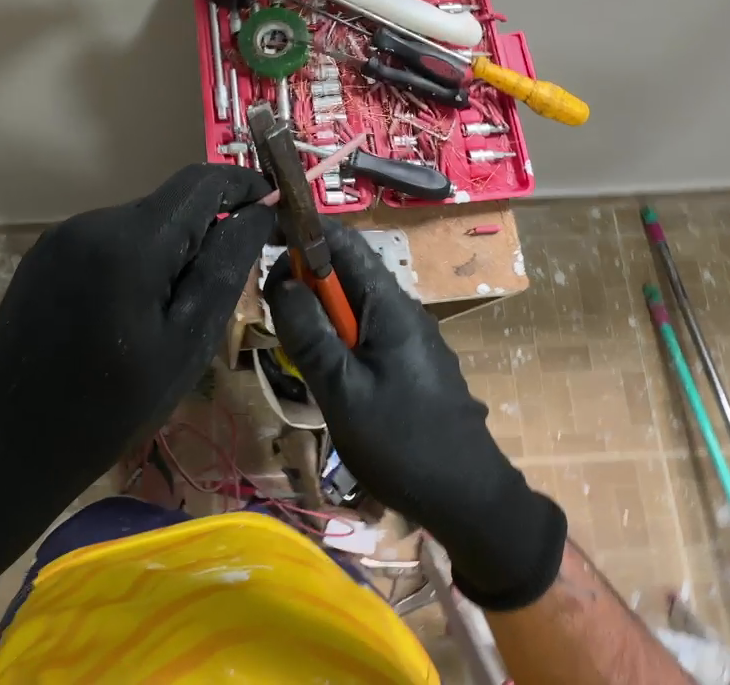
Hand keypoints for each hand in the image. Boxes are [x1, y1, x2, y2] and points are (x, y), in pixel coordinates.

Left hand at [0, 164, 274, 614]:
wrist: (9, 443)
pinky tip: (133, 315)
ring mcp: (62, 237)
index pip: (203, 182)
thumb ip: (226, 267)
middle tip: (230, 288)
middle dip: (210, 231)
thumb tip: (260, 212)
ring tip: (177, 316)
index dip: (246, 186)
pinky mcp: (45, 257)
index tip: (276, 208)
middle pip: (172, 205)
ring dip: (173, 251)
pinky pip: (109, 243)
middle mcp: (93, 222)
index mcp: (131, 240)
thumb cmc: (111, 406)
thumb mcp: (187, 342)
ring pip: (142, 225)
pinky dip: (138, 262)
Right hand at [265, 222, 566, 610]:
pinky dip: (336, 338)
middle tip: (269, 309)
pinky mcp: (410, 364)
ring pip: (353, 305)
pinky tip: (324, 373)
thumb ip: (308, 333)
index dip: (302, 230)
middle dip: (303, 279)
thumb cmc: (400, 441)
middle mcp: (402, 310)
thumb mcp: (341, 389)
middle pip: (346, 272)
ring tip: (291, 346)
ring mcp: (409, 338)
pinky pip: (365, 333)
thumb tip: (281, 280)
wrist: (467, 498)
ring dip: (318, 313)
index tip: (262, 236)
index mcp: (389, 305)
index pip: (342, 242)